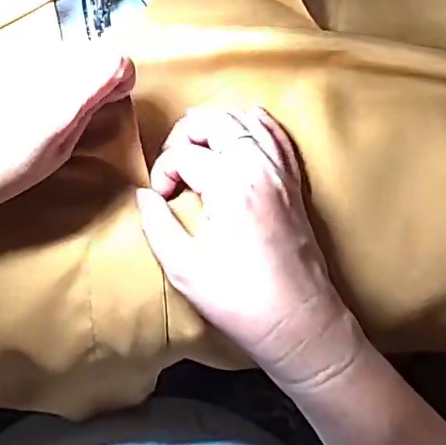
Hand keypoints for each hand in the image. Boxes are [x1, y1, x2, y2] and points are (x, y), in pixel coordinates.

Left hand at [0, 49, 135, 224]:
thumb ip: (87, 113)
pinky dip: (42, 67)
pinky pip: (36, 50)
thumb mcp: (57, 154)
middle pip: (91, 47)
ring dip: (69, 67)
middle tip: (83, 103)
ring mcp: (15, 55)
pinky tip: (23, 94)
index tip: (113, 95)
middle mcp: (40, 66)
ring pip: (64, 46)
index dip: (120, 76)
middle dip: (96, 71)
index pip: (115, 57)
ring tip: (48, 101)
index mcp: (60, 100)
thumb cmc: (0, 174)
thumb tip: (110, 88)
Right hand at [137, 107, 370, 394]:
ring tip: (196, 146)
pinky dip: (253, 123)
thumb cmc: (240, 300)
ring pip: (246, 119)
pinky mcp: (294, 181)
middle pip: (216, 121)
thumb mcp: (183, 268)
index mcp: (232, 185)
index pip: (184, 154)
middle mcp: (260, 167)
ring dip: (215, 124)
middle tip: (172, 165)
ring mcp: (282, 171)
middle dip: (185, 135)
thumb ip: (156, 223)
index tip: (161, 198)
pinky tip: (238, 130)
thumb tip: (144, 194)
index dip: (163, 171)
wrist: (300, 325)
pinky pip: (276, 134)